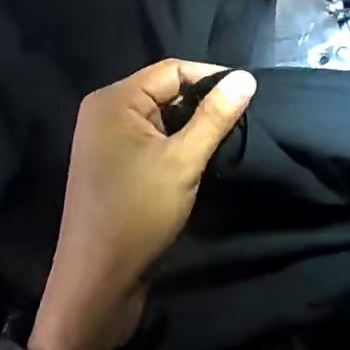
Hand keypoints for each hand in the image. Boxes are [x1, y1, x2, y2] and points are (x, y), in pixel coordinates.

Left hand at [33, 60, 255, 349]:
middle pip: (166, 91)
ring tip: (226, 141)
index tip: (250, 96)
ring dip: (194, 126)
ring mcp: (107, 139)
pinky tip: (201, 159)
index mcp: (114, 100)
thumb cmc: (138, 212)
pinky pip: (152, 139)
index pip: (172, 70)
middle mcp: (106, 112)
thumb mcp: (184, 161)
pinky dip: (178, 143)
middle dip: (204, 103)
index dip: (212, 78)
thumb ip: (215, 117)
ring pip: (162, 117)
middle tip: (242, 122)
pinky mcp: (114, 163)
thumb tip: (247, 78)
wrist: (98, 279)